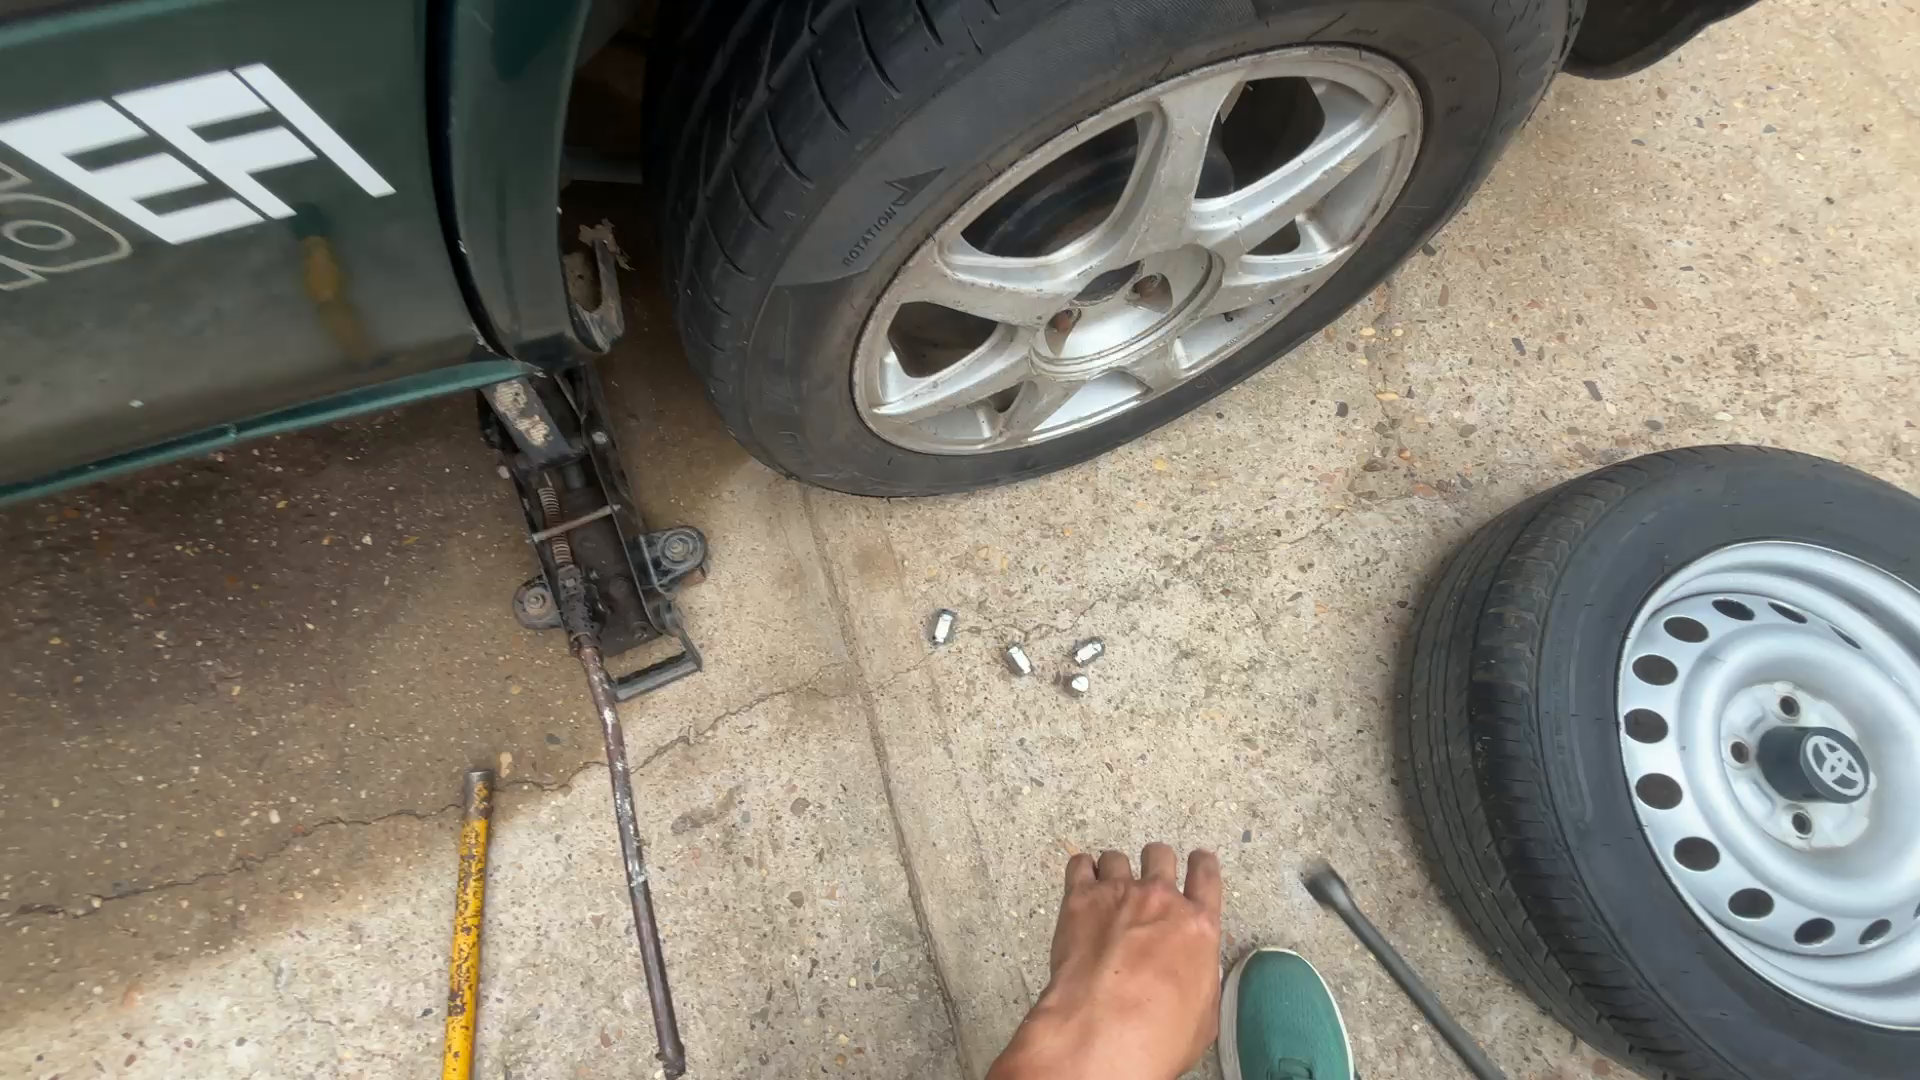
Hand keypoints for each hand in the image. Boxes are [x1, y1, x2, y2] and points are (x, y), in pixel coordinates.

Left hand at [986, 844, 1222, 1079]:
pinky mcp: (1081, 895)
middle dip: (1154, 862)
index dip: (1202, 864)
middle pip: (1160, 854)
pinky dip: (1082, 872)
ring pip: (1117, 857)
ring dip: (1114, 872)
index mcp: (1197, 926)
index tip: (1198, 860)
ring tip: (1107, 893)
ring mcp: (1119, 892)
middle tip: (1146, 881)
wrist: (1105, 1026)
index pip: (1206, 876)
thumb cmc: (1158, 1033)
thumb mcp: (1204, 1016)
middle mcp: (1160, 898)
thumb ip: (1199, 977)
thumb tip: (1190, 972)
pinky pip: (1081, 864)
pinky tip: (1081, 885)